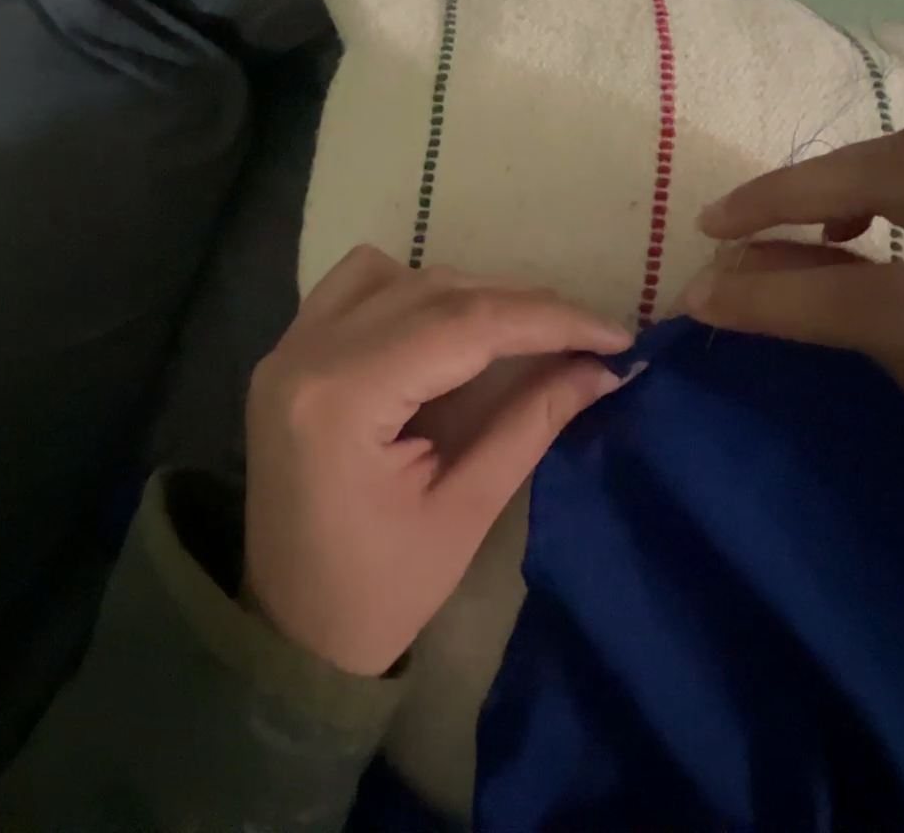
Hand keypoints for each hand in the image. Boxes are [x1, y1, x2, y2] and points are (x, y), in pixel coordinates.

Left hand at [244, 246, 630, 675]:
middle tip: (588, 335)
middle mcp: (304, 354)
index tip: (616, 335)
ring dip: (469, 293)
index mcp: (341, 401)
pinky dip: (414, 292)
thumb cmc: (380, 593)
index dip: (550, 321)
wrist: (291, 628)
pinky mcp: (288, 355)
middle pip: (433, 291)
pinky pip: (356, 287)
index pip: (464, 326)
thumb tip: (604, 369)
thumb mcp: (466, 513)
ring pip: (396, 276)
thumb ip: (531, 425)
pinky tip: (448, 327)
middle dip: (522, 305)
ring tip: (527, 331)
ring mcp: (287, 348)